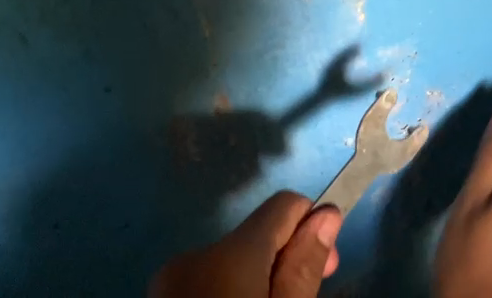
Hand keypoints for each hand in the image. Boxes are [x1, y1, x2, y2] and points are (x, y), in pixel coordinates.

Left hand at [150, 192, 340, 297]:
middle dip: (282, 258)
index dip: (311, 224)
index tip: (326, 265)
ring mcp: (164, 284)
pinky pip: (202, 285)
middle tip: (300, 296)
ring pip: (228, 264)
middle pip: (255, 237)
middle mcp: (191, 256)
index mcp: (226, 252)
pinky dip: (224, 293)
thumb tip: (328, 213)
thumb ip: (304, 266)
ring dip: (252, 280)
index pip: (283, 204)